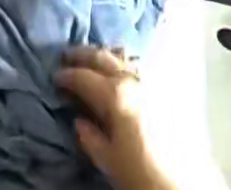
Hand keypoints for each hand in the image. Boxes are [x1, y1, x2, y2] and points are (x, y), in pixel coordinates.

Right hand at [54, 47, 178, 189]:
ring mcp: (147, 79)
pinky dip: (121, 59)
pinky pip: (135, 63)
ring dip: (102, 53)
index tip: (55, 75)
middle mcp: (130, 79)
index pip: (84, 77)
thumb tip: (78, 120)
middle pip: (102, 57)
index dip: (67, 75)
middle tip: (67, 55)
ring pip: (120, 55)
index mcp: (114, 94)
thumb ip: (89, 136)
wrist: (175, 181)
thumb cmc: (137, 171)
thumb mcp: (107, 158)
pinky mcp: (159, 86)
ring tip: (90, 57)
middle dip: (82, 54)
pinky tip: (118, 66)